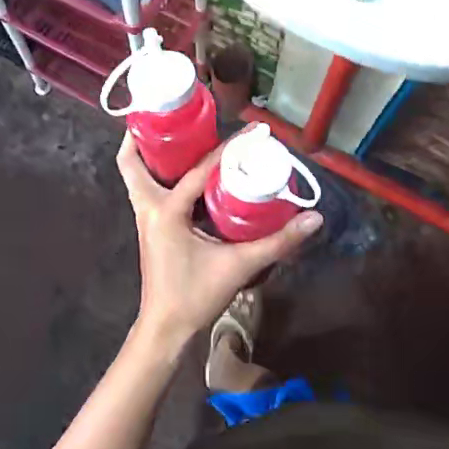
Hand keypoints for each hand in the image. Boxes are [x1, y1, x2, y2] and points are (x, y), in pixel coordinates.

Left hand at [117, 133, 322, 351]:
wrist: (166, 329)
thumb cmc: (196, 296)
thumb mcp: (239, 266)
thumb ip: (278, 242)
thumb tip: (314, 219)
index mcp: (165, 211)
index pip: (197, 168)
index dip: (228, 147)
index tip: (254, 130)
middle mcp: (148, 209)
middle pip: (134, 162)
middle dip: (147, 137)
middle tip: (178, 119)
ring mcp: (146, 219)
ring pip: (137, 177)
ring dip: (151, 155)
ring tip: (182, 138)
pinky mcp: (152, 229)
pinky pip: (148, 191)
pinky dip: (160, 175)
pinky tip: (191, 175)